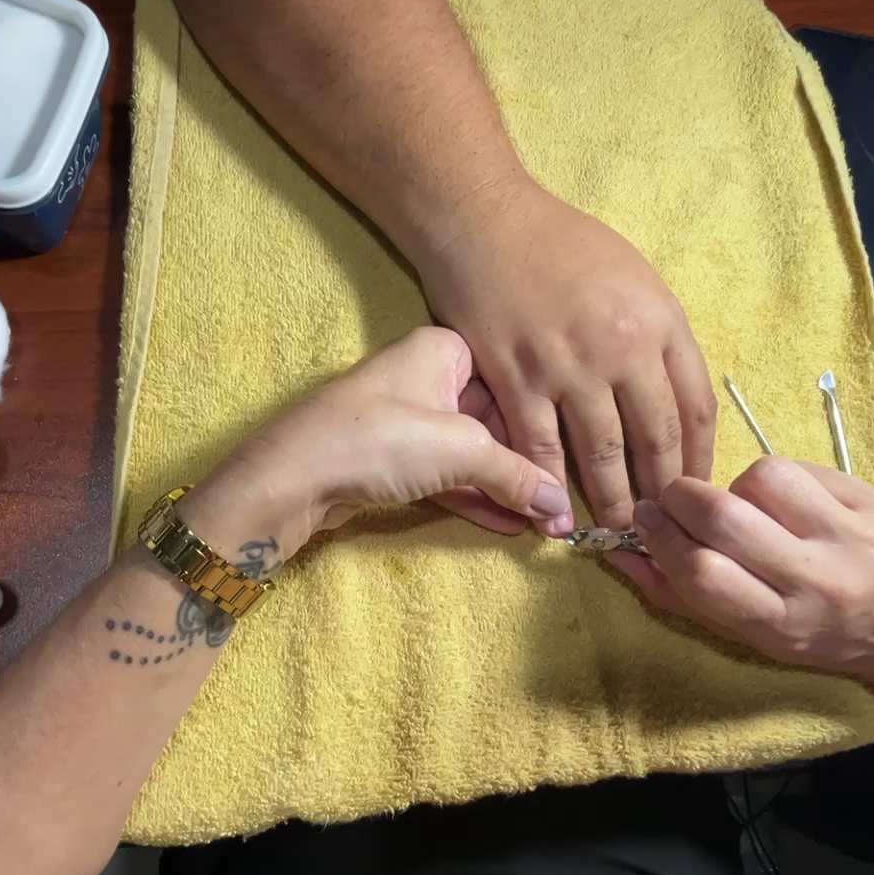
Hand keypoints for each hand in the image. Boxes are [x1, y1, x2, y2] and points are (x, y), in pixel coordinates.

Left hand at [186, 327, 570, 550]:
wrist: (293, 478)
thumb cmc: (379, 440)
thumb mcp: (459, 450)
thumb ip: (516, 474)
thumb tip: (560, 507)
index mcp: (445, 349)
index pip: (513, 378)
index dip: (547, 419)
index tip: (580, 458)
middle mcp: (427, 377)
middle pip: (494, 419)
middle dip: (528, 464)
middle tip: (565, 504)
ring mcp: (407, 420)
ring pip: (470, 452)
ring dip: (505, 488)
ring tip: (546, 525)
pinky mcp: (393, 459)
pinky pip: (446, 475)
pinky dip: (475, 497)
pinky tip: (510, 524)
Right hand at [417, 180, 716, 531]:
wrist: (485, 221)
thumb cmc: (559, 244)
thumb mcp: (633, 275)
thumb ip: (657, 334)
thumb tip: (666, 393)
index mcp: (659, 320)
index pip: (694, 409)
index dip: (698, 459)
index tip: (694, 489)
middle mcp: (621, 348)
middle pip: (654, 440)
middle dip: (661, 492)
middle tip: (663, 527)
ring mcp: (567, 367)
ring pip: (600, 453)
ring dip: (610, 499)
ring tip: (618, 529)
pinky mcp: (515, 379)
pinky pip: (538, 446)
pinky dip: (548, 484)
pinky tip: (555, 510)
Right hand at [607, 456, 873, 682]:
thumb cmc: (816, 637)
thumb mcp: (744, 633)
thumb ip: (677, 593)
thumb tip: (616, 551)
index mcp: (782, 625)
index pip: (702, 572)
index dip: (660, 538)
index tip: (643, 519)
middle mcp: (823, 583)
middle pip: (726, 518)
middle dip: (682, 498)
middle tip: (676, 500)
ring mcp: (859, 539)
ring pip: (763, 478)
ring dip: (736, 487)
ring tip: (745, 507)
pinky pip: (801, 467)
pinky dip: (775, 479)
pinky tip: (784, 502)